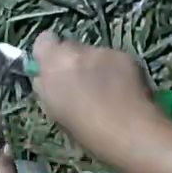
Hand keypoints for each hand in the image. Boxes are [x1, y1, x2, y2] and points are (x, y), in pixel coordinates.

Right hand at [30, 31, 166, 160]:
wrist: (128, 131)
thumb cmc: (84, 129)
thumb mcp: (53, 110)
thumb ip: (45, 87)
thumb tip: (44, 78)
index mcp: (53, 63)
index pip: (43, 41)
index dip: (47, 54)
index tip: (52, 70)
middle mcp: (77, 51)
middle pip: (69, 46)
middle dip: (72, 60)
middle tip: (80, 83)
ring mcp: (103, 51)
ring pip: (93, 54)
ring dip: (95, 66)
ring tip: (106, 91)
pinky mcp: (125, 55)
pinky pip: (114, 59)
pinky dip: (115, 70)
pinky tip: (123, 90)